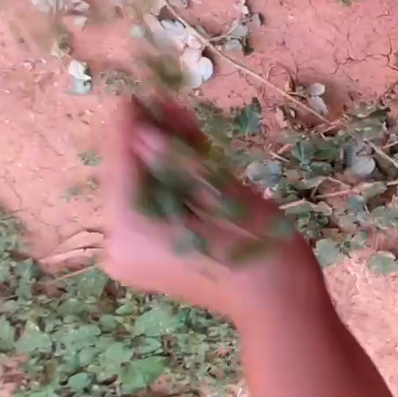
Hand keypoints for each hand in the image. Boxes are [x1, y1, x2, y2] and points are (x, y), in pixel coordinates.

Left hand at [100, 98, 323, 326]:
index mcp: (132, 229)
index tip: (133, 96)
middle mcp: (119, 245)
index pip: (123, 168)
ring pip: (142, 195)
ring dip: (162, 161)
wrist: (278, 301)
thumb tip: (144, 132)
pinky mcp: (151, 258)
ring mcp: (132, 256)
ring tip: (178, 123)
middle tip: (163, 103)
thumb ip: (182, 163)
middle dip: (149, 143)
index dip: (129, 130)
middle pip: (131, 181)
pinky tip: (186, 160)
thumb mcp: (227, 195)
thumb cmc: (260, 245)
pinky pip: (153, 212)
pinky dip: (169, 186)